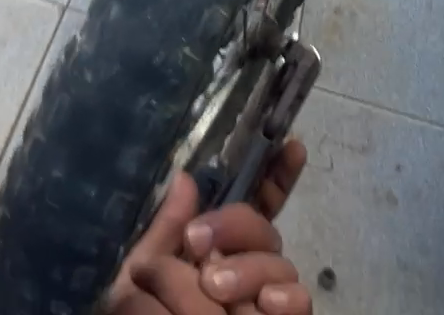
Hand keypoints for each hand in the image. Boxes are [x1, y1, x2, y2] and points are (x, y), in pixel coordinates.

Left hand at [106, 141, 311, 314]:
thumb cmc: (142, 311)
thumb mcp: (142, 273)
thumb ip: (165, 230)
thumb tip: (187, 178)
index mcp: (218, 246)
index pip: (257, 203)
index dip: (277, 173)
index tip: (291, 145)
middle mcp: (248, 267)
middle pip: (265, 229)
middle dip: (234, 226)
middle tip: (196, 242)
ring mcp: (268, 297)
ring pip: (281, 265)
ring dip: (248, 269)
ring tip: (212, 286)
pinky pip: (301, 302)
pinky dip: (286, 298)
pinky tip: (265, 302)